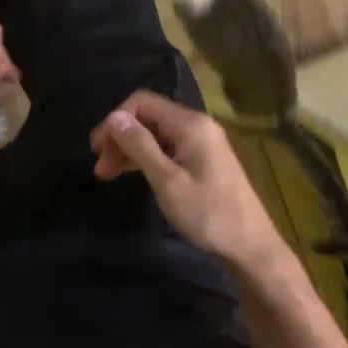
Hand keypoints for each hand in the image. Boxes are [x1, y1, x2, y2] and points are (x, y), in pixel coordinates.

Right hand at [89, 91, 288, 271]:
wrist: (250, 245)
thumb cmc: (208, 213)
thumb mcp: (167, 180)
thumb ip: (140, 146)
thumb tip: (114, 117)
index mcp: (190, 125)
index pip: (142, 102)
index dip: (115, 120)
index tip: (97, 149)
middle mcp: (197, 126)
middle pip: (148, 117)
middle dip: (120, 137)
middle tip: (99, 167)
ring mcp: (201, 143)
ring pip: (155, 134)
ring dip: (129, 149)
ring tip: (106, 174)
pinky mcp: (202, 159)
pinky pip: (166, 148)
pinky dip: (145, 158)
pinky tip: (129, 173)